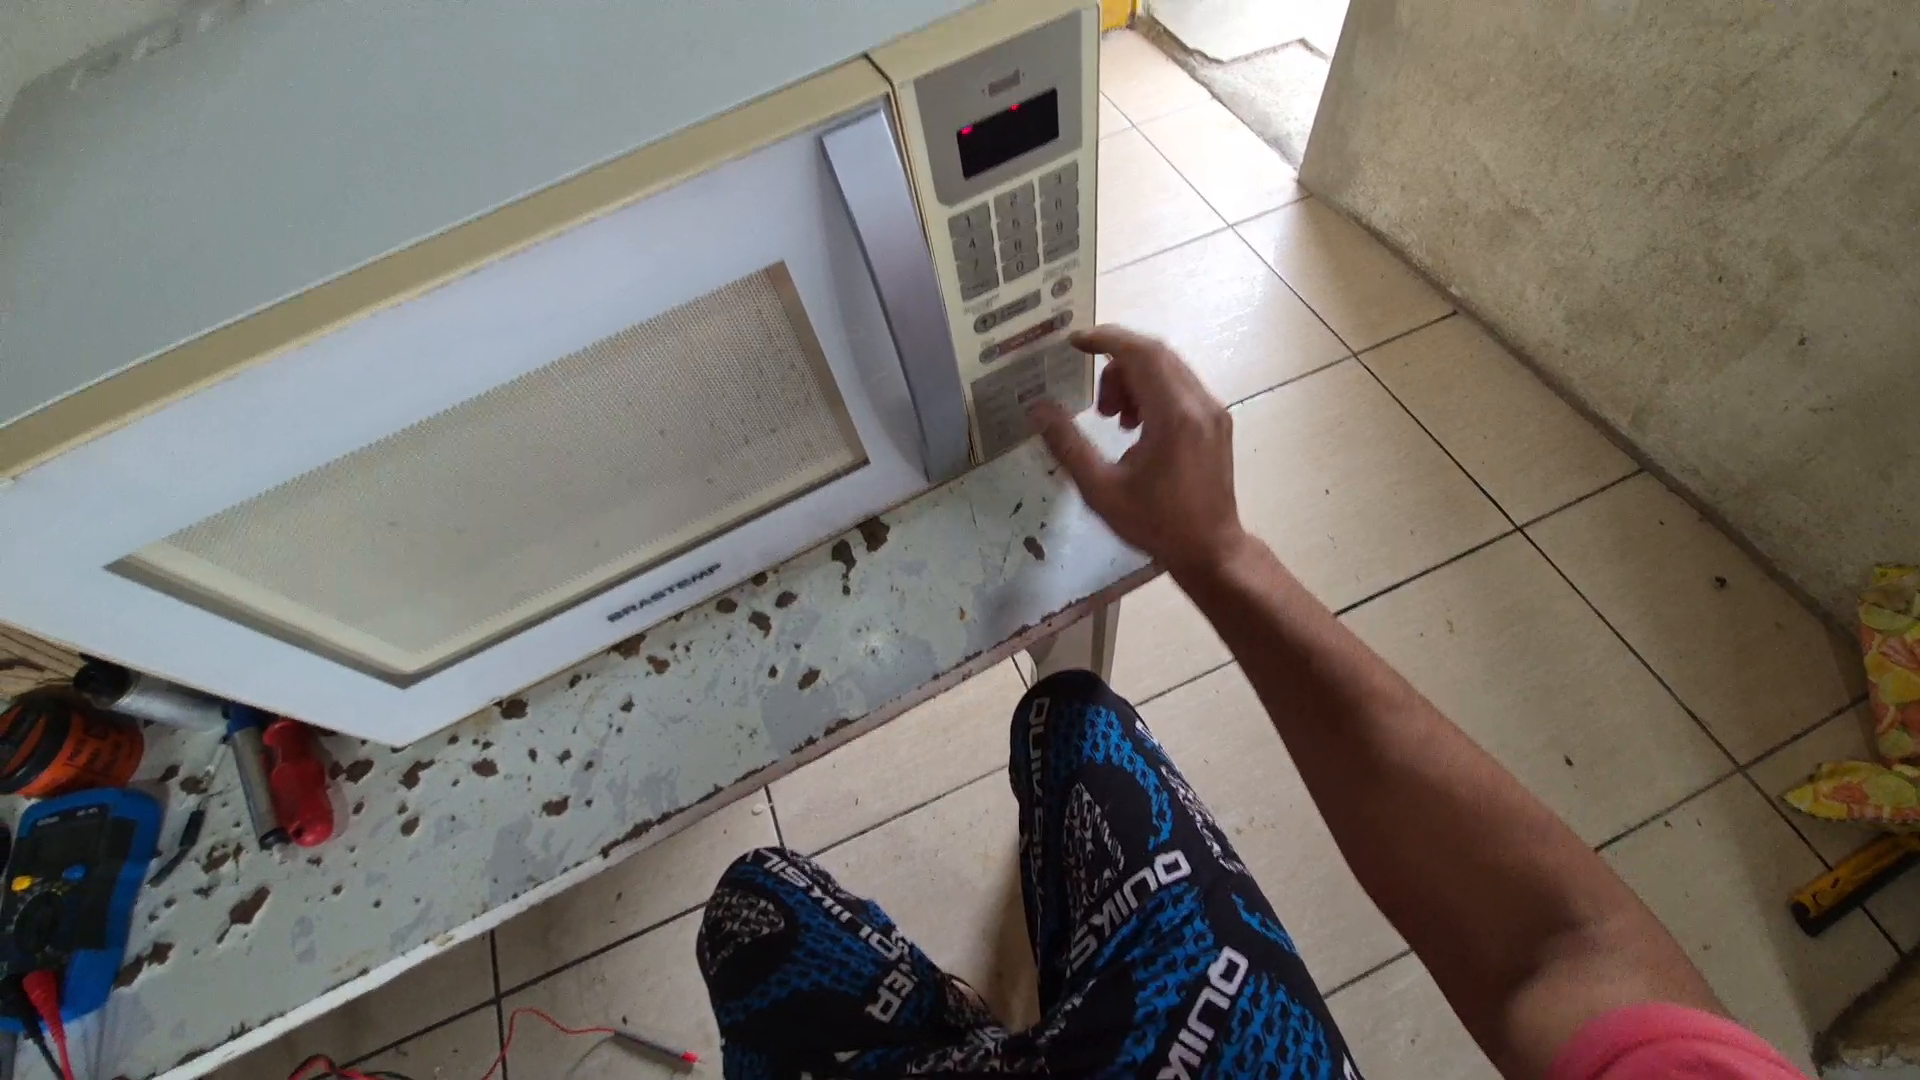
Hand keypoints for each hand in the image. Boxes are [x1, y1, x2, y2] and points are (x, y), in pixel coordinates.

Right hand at [1030, 325, 1248, 576]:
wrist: (1210, 549)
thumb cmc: (1155, 524)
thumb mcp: (1101, 489)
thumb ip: (1068, 444)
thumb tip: (1038, 409)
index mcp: (1174, 416)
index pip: (1140, 353)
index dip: (1104, 339)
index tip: (1074, 342)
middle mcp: (1200, 403)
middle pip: (1155, 355)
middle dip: (1116, 365)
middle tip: (1096, 405)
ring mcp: (1213, 411)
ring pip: (1169, 369)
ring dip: (1134, 380)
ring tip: (1114, 420)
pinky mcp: (1217, 421)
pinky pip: (1180, 387)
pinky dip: (1152, 392)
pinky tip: (1136, 428)